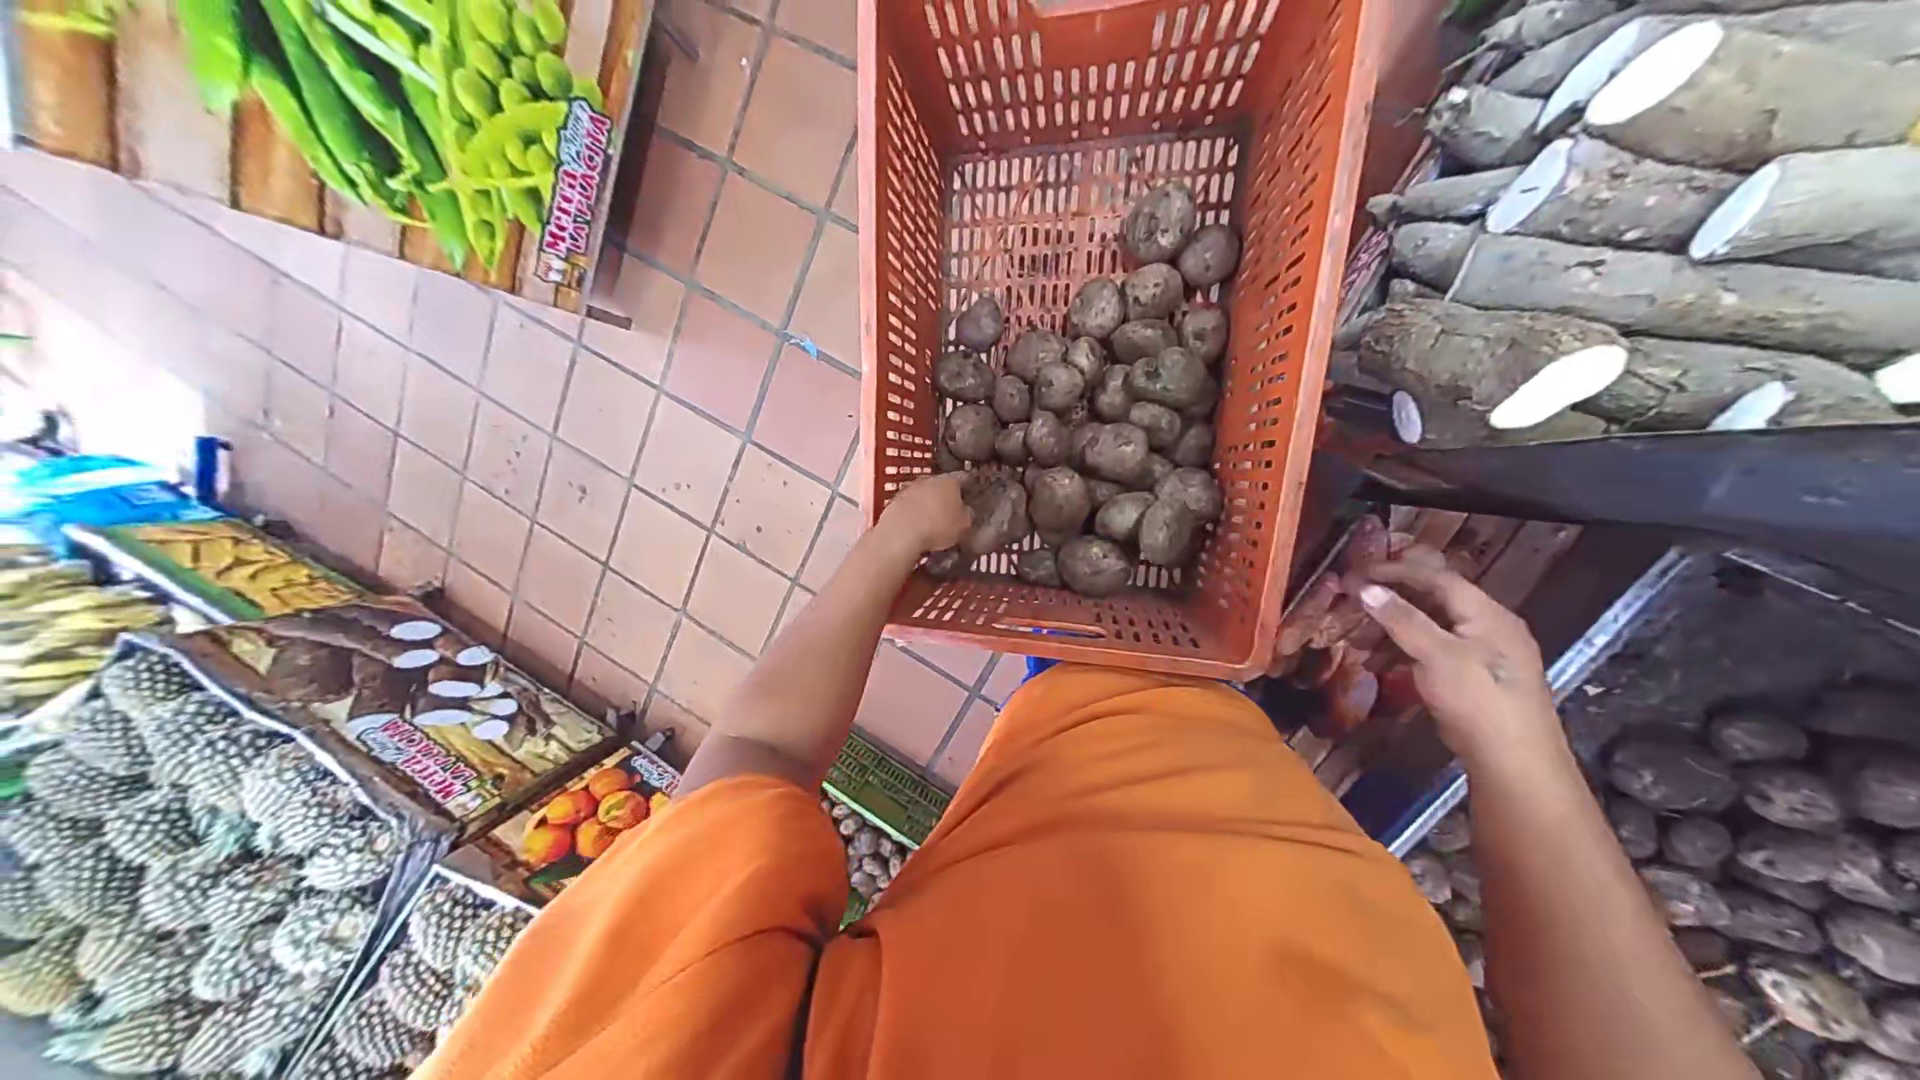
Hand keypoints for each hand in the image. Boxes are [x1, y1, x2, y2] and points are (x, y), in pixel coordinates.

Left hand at [878, 472, 971, 554]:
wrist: (900, 534)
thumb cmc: (937, 527)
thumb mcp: (964, 525)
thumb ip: (967, 514)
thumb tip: (965, 510)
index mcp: (950, 480)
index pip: (964, 477)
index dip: (970, 485)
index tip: (973, 492)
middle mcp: (929, 478)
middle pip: (941, 484)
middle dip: (946, 495)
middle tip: (952, 509)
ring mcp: (909, 488)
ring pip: (924, 493)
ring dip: (928, 502)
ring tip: (933, 519)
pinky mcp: (894, 501)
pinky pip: (910, 505)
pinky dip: (914, 512)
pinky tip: (917, 525)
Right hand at [1354, 549, 1565, 769]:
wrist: (1514, 762)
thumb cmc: (1477, 700)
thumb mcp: (1436, 655)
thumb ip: (1402, 619)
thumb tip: (1367, 589)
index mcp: (1488, 615)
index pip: (1438, 579)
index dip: (1396, 572)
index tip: (1358, 574)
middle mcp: (1488, 627)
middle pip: (1431, 602)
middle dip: (1389, 604)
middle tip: (1353, 607)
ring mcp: (1481, 654)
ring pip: (1428, 628)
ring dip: (1390, 631)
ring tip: (1358, 643)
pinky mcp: (1471, 678)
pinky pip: (1431, 651)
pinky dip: (1402, 652)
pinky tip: (1378, 665)